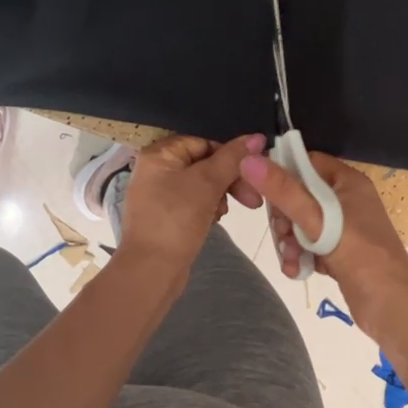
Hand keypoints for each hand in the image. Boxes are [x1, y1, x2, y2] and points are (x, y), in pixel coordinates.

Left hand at [116, 133, 265, 277]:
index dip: (230, 155)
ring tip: (223, 214)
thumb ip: (231, 159)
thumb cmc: (176, 220)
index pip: (203, 141)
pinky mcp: (166, 214)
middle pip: (203, 162)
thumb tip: (256, 137)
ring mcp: (159, 193)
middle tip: (252, 200)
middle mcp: (156, 168)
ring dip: (220, 195)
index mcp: (159, 153)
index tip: (254, 172)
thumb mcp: (206, 184)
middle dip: (228, 179)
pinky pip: (194, 202)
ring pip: (202, 184)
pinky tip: (213, 221)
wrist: (151, 270)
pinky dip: (208, 208)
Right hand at [240, 149, 407, 311]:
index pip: (306, 163)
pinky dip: (300, 256)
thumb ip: (282, 190)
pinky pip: (309, 245)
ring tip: (290, 259)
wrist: (394, 308)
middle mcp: (345, 201)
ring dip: (289, 241)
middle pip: (298, 195)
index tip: (263, 192)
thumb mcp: (316, 219)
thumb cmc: (360, 254)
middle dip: (284, 218)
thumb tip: (247, 159)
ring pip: (300, 223)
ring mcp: (343, 228)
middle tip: (282, 234)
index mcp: (347, 183)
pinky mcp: (340, 253)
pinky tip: (296, 270)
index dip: (282, 174)